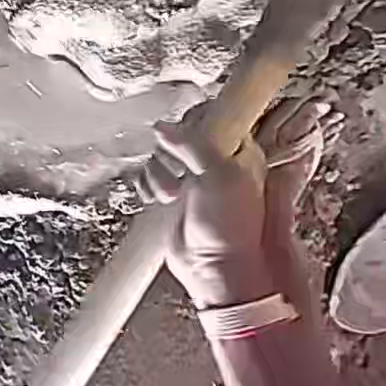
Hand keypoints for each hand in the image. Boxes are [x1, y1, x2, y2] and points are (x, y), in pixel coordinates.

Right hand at [139, 99, 330, 308]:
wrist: (215, 270)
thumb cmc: (232, 227)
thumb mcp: (220, 175)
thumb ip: (191, 143)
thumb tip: (163, 128)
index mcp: (237, 149)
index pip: (212, 115)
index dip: (195, 120)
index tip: (188, 132)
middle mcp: (213, 160)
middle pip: (179, 131)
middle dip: (173, 150)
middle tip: (182, 170)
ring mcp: (190, 176)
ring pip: (161, 153)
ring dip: (161, 172)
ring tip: (173, 192)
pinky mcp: (170, 193)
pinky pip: (148, 174)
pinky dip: (149, 184)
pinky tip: (161, 198)